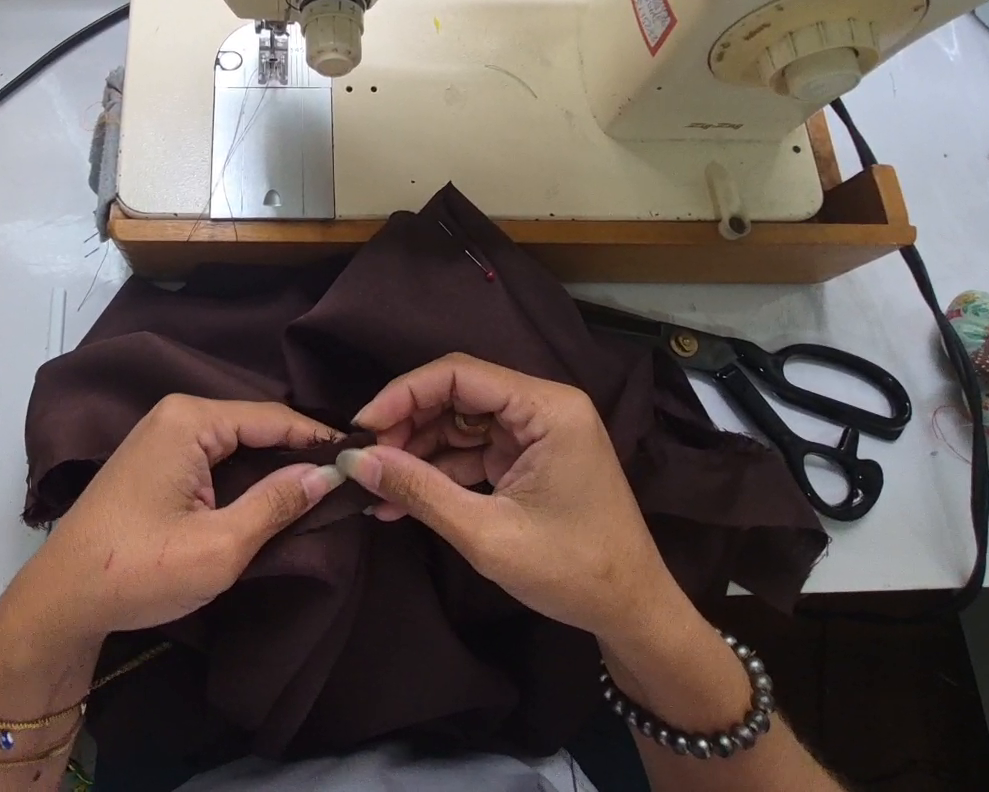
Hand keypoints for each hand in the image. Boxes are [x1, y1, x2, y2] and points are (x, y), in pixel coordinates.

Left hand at [4, 396, 344, 643]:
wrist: (61, 599)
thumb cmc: (138, 570)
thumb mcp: (219, 546)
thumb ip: (276, 504)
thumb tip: (327, 475)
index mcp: (189, 420)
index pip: (272, 418)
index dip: (318, 437)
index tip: (360, 455)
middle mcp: (174, 414)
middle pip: (254, 425)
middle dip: (297, 449)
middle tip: (345, 475)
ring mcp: (161, 435)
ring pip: (236, 441)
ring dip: (272, 463)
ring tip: (320, 485)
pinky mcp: (156, 460)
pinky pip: (215, 455)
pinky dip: (246, 473)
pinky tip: (271, 493)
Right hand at [336, 354, 681, 640]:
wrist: (633, 614)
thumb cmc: (571, 572)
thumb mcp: (486, 534)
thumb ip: (418, 490)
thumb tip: (355, 461)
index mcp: (547, 408)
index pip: (459, 374)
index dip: (403, 394)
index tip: (361, 429)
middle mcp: (543, 406)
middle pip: (456, 393)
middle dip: (407, 425)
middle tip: (366, 461)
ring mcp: (535, 430)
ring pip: (458, 420)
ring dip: (416, 451)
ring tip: (376, 487)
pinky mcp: (528, 455)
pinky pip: (471, 448)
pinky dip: (438, 471)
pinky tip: (402, 499)